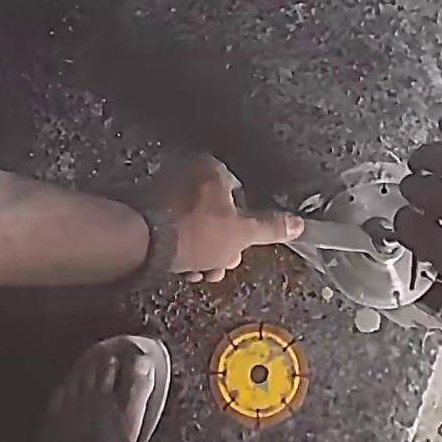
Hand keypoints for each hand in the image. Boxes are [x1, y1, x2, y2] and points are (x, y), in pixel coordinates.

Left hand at [152, 155, 304, 281]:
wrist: (144, 242)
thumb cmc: (195, 231)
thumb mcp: (242, 234)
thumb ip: (270, 228)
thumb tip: (297, 225)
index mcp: (212, 169)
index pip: (240, 196)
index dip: (244, 227)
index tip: (240, 248)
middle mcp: (187, 172)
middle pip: (215, 213)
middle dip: (221, 246)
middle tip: (221, 266)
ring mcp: (163, 189)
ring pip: (193, 225)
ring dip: (201, 252)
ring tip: (200, 272)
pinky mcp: (146, 209)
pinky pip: (173, 228)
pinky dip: (180, 247)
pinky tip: (182, 268)